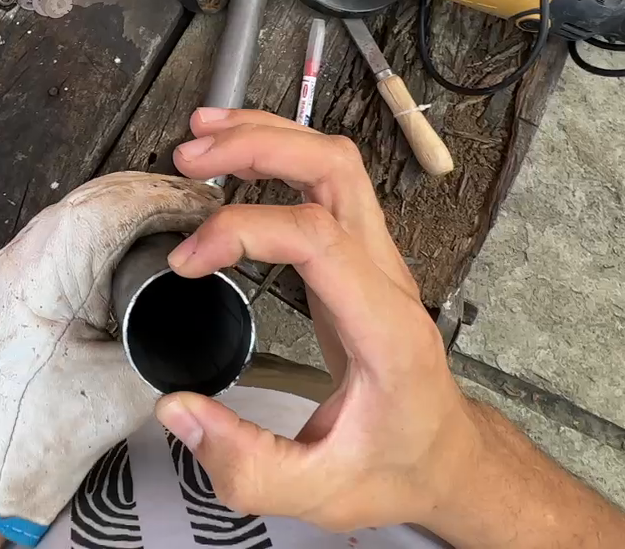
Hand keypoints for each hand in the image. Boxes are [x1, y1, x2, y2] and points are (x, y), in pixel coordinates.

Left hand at [0, 171, 223, 545]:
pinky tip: (137, 231)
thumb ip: (174, 348)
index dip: (164, 197)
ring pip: (79, 205)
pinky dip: (109, 219)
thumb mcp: (123, 394)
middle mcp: (20, 260)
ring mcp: (13, 263)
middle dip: (154, 192)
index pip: (108, 208)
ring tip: (178, 214)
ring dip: (132, 202)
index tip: (205, 205)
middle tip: (202, 205)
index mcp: (42, 282)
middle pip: (94, 196)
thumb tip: (215, 316)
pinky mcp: (16, 274)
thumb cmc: (35, 439)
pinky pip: (66, 226)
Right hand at [164, 108, 474, 531]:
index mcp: (385, 325)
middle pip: (333, 167)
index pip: (316, 236)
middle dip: (256, 147)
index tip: (189, 260)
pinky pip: (321, 174)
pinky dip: (275, 147)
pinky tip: (233, 149)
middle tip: (190, 158)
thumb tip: (177, 410)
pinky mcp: (355, 246)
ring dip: (265, 134)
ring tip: (202, 134)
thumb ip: (247, 462)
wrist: (447, 452)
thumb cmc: (396, 464)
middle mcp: (386, 272)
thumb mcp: (322, 491)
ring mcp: (374, 251)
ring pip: (331, 157)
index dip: (242, 231)